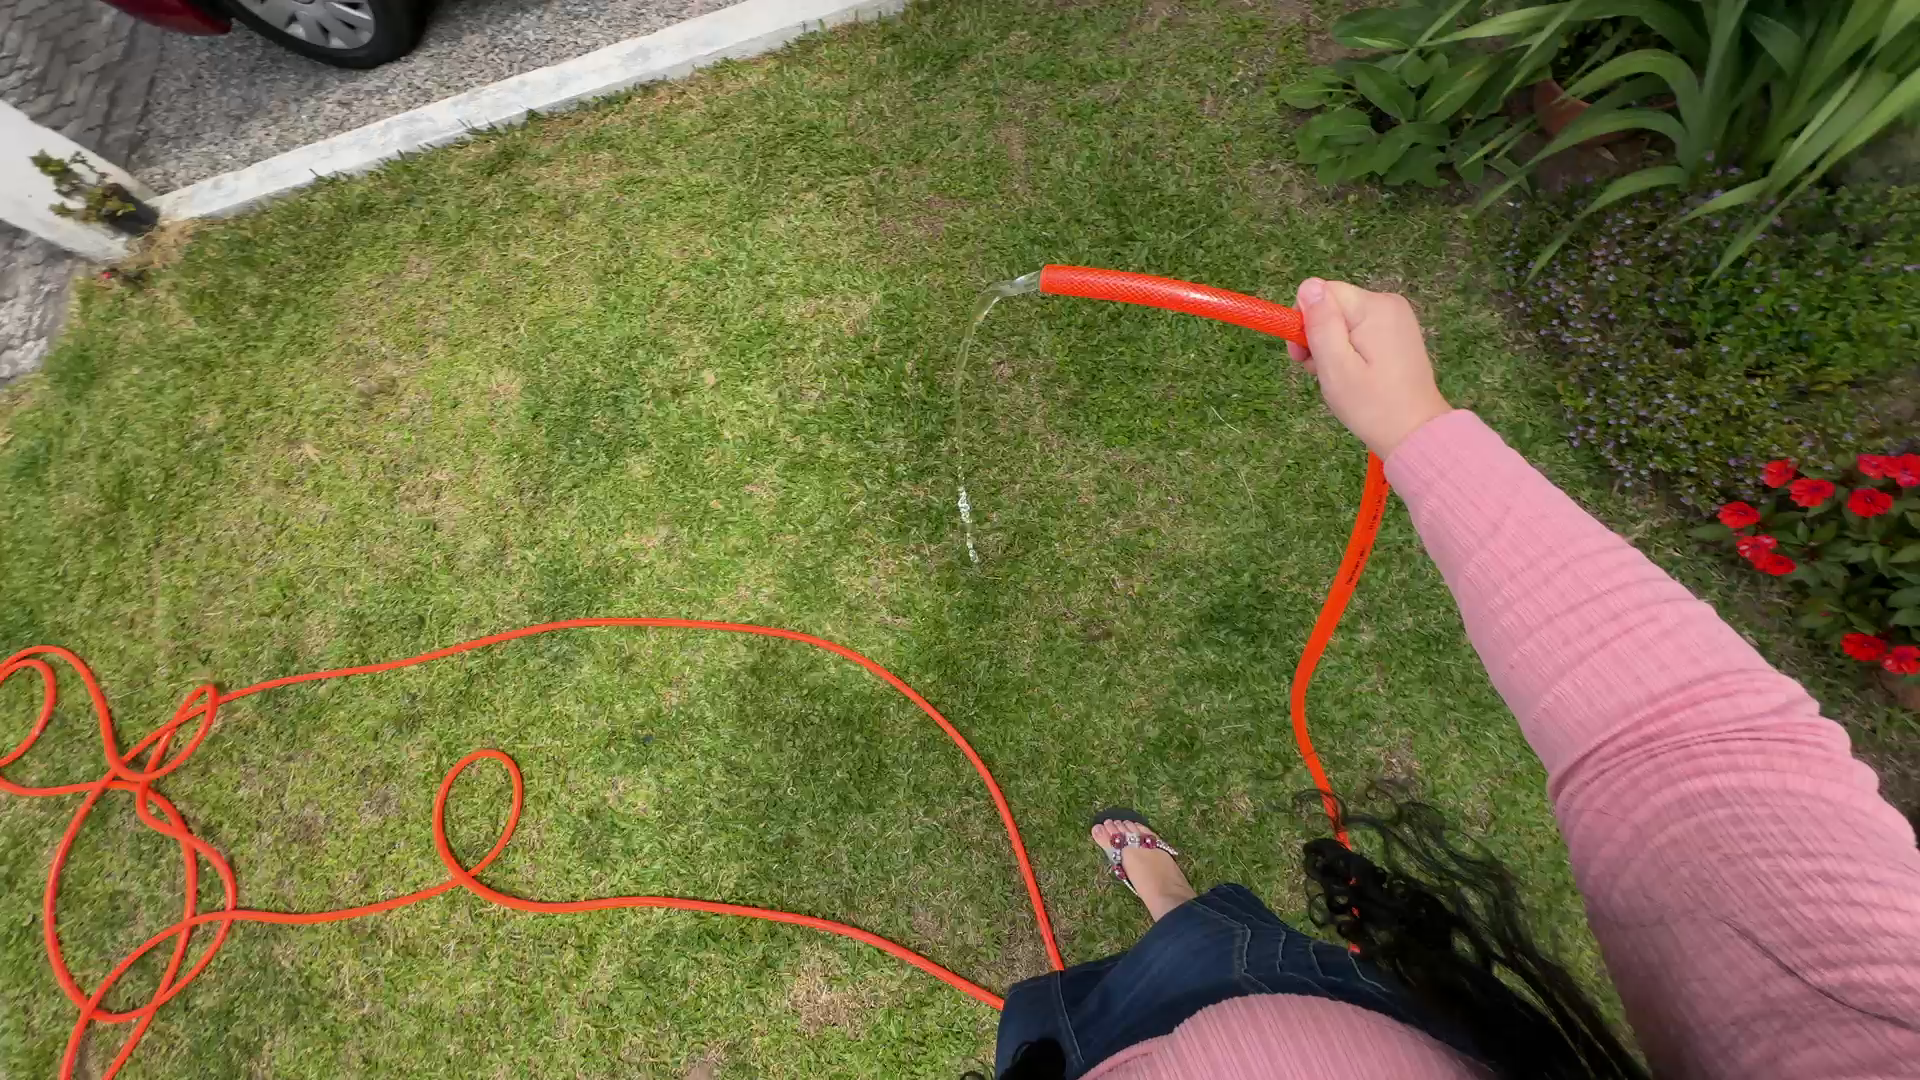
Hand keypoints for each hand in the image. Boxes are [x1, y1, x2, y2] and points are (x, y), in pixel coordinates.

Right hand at [1286, 278, 1450, 458]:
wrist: (1413, 432)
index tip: (1300, 354)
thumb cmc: (1370, 404)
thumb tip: (1307, 285)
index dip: (1303, 320)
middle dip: (1315, 336)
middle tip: (1315, 371)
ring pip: (1341, 320)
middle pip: (1332, 306)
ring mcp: (1395, 318)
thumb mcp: (1335, 366)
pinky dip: (1344, 350)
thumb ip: (1320, 323)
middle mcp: (1388, 304)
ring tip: (1335, 377)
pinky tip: (1349, 374)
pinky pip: (1357, 330)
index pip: (1322, 292)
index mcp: (1374, 308)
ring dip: (1328, 346)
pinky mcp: (1395, 333)